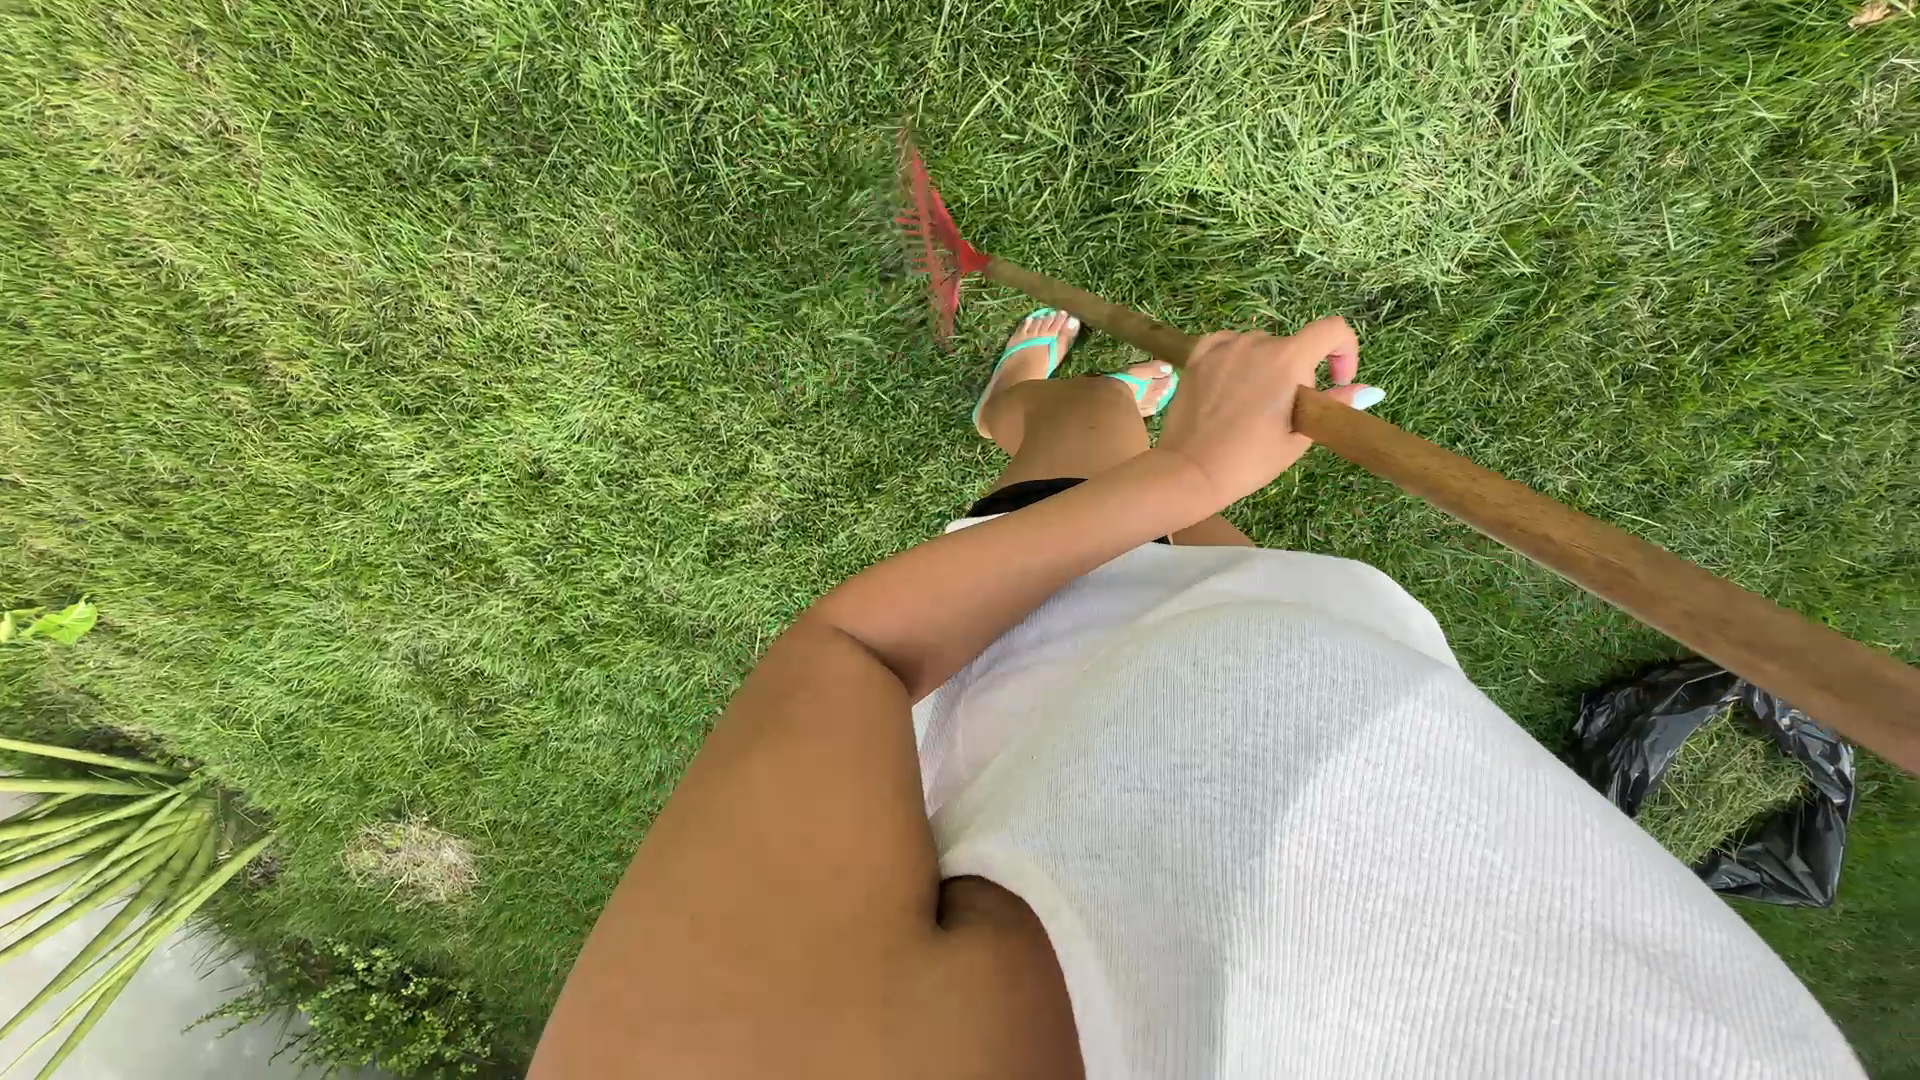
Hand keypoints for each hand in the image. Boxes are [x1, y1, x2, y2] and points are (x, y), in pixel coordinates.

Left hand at [1156, 318, 1377, 507]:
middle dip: (1295, 372)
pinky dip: (1233, 358)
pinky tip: (1230, 383)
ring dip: (1263, 366)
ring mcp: (1222, 348)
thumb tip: (1365, 390)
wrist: (1191, 470)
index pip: (1332, 330)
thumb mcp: (1298, 436)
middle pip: (1290, 346)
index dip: (1345, 351)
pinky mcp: (1196, 359)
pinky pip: (1224, 345)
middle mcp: (1255, 343)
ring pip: (1256, 346)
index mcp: (1288, 358)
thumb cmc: (1249, 460)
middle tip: (1283, 410)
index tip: (1336, 380)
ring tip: (1251, 404)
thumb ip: (1332, 405)